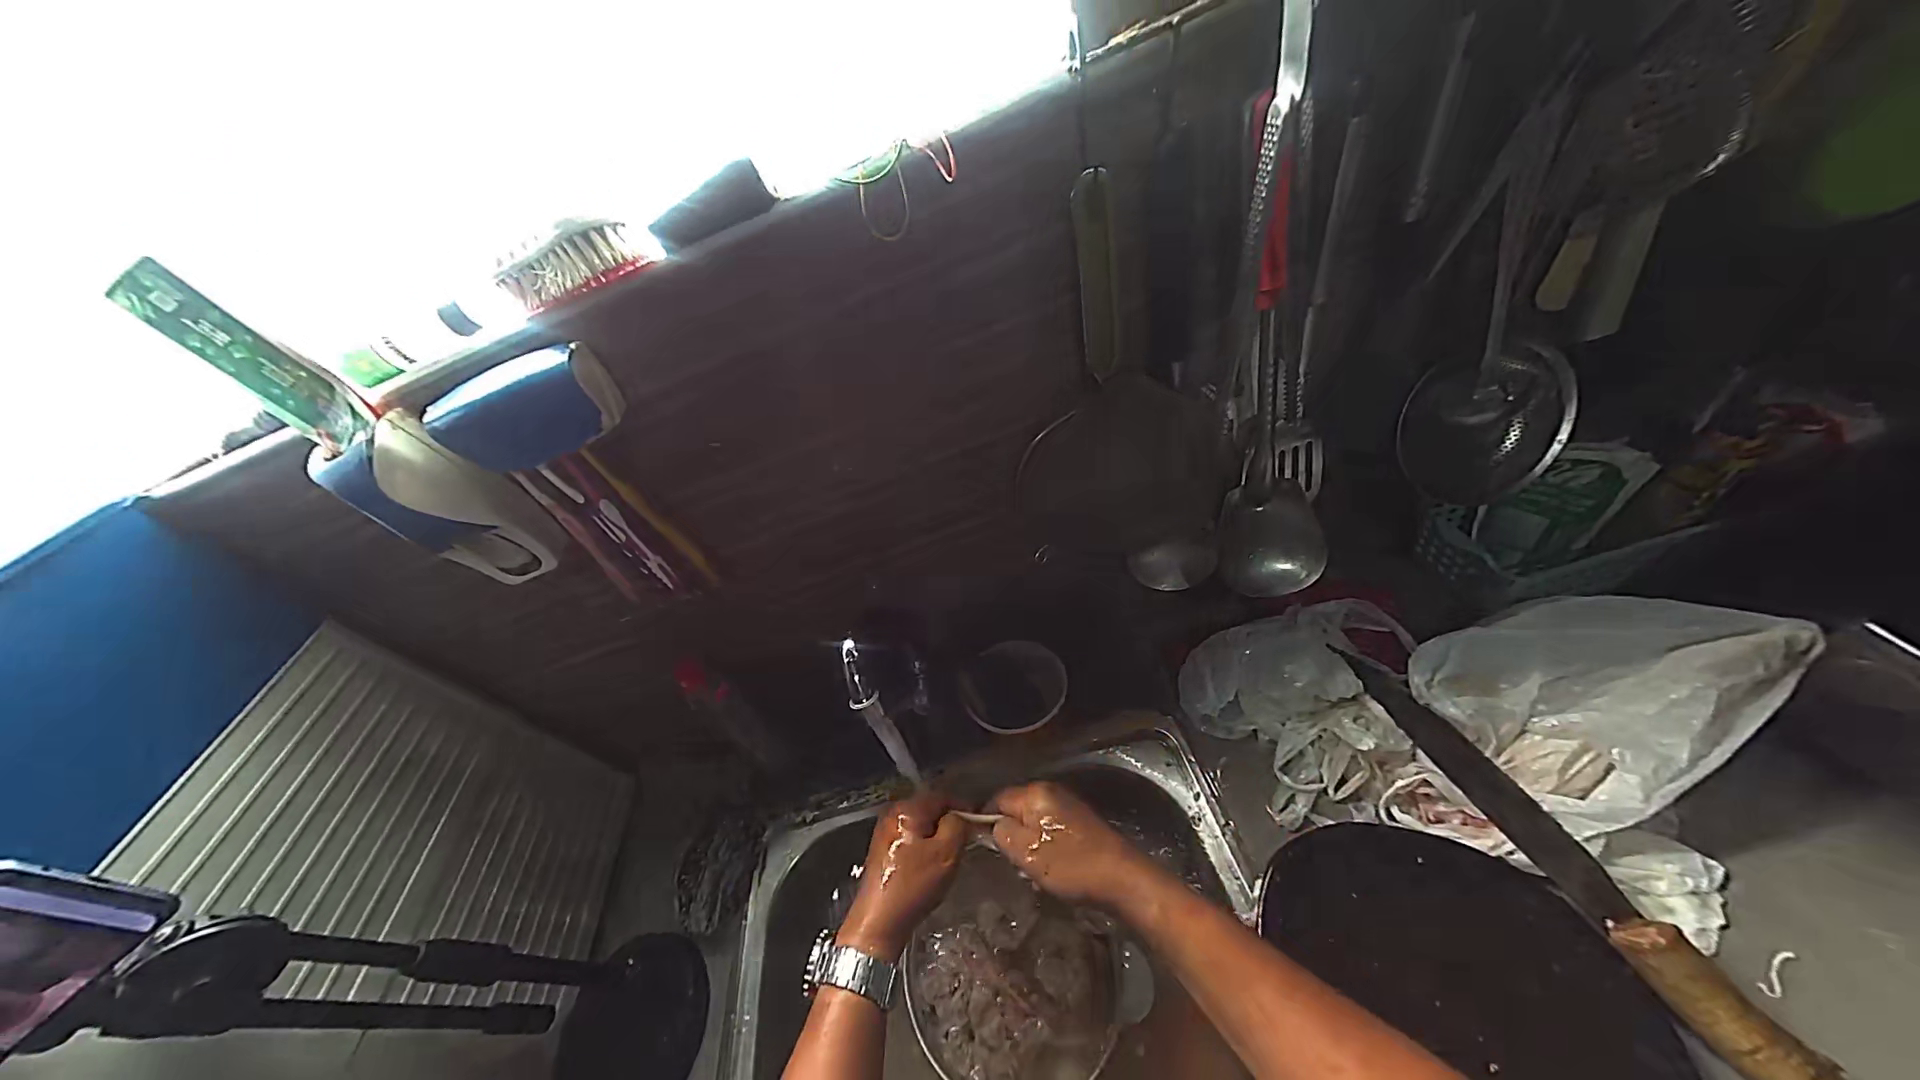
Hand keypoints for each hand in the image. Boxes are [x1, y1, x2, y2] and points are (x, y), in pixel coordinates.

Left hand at [837, 792, 966, 959]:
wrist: (877, 923)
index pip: (942, 796)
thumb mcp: (945, 855)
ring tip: (952, 853)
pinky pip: (912, 837)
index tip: (980, 821)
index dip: (964, 807)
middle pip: (930, 808)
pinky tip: (932, 863)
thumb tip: (960, 815)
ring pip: (922, 824)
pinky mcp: (883, 849)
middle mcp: (892, 814)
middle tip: (968, 838)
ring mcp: (885, 831)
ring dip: (938, 834)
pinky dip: (926, 844)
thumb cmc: (913, 887)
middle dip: (950, 821)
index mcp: (906, 810)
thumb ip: (957, 826)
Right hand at [987, 781, 1155, 908]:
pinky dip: (1044, 844)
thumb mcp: (1027, 854)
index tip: (984, 847)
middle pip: (1015, 808)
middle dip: (1010, 833)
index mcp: (1035, 793)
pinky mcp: (1079, 820)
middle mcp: (1050, 790)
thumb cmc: (1072, 866)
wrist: (1123, 878)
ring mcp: (1067, 804)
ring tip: (1032, 868)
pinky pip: (1049, 827)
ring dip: (1028, 842)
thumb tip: (993, 824)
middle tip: (1012, 861)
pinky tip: (1052, 865)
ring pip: (1032, 820)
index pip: (996, 799)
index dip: (985, 821)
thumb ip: (1002, 833)